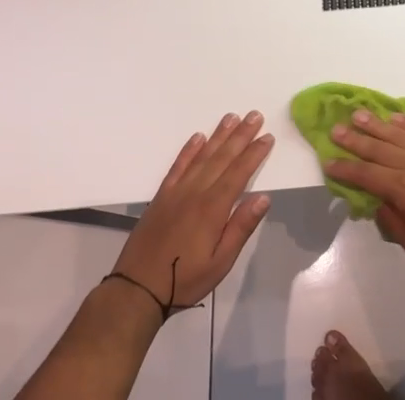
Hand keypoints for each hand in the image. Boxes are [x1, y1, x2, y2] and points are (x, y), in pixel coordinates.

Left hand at [112, 111, 273, 309]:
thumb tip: (263, 198)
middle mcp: (195, 193)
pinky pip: (177, 166)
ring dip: (218, 136)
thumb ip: (241, 228)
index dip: (254, 154)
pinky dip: (188, 150)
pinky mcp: (161, 197)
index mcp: (213, 209)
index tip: (267, 137)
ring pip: (201, 157)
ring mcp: (176, 192)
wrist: (138, 288)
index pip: (239, 173)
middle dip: (240, 136)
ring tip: (232, 117)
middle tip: (255, 116)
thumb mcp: (221, 262)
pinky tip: (198, 138)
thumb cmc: (185, 279)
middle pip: (222, 158)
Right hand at [324, 109, 404, 268]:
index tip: (328, 162)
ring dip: (376, 124)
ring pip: (397, 134)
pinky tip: (395, 116)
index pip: (366, 175)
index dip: (346, 168)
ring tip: (358, 114)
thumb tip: (377, 205)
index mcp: (403, 189)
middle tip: (335, 129)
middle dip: (354, 139)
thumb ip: (392, 223)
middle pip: (377, 148)